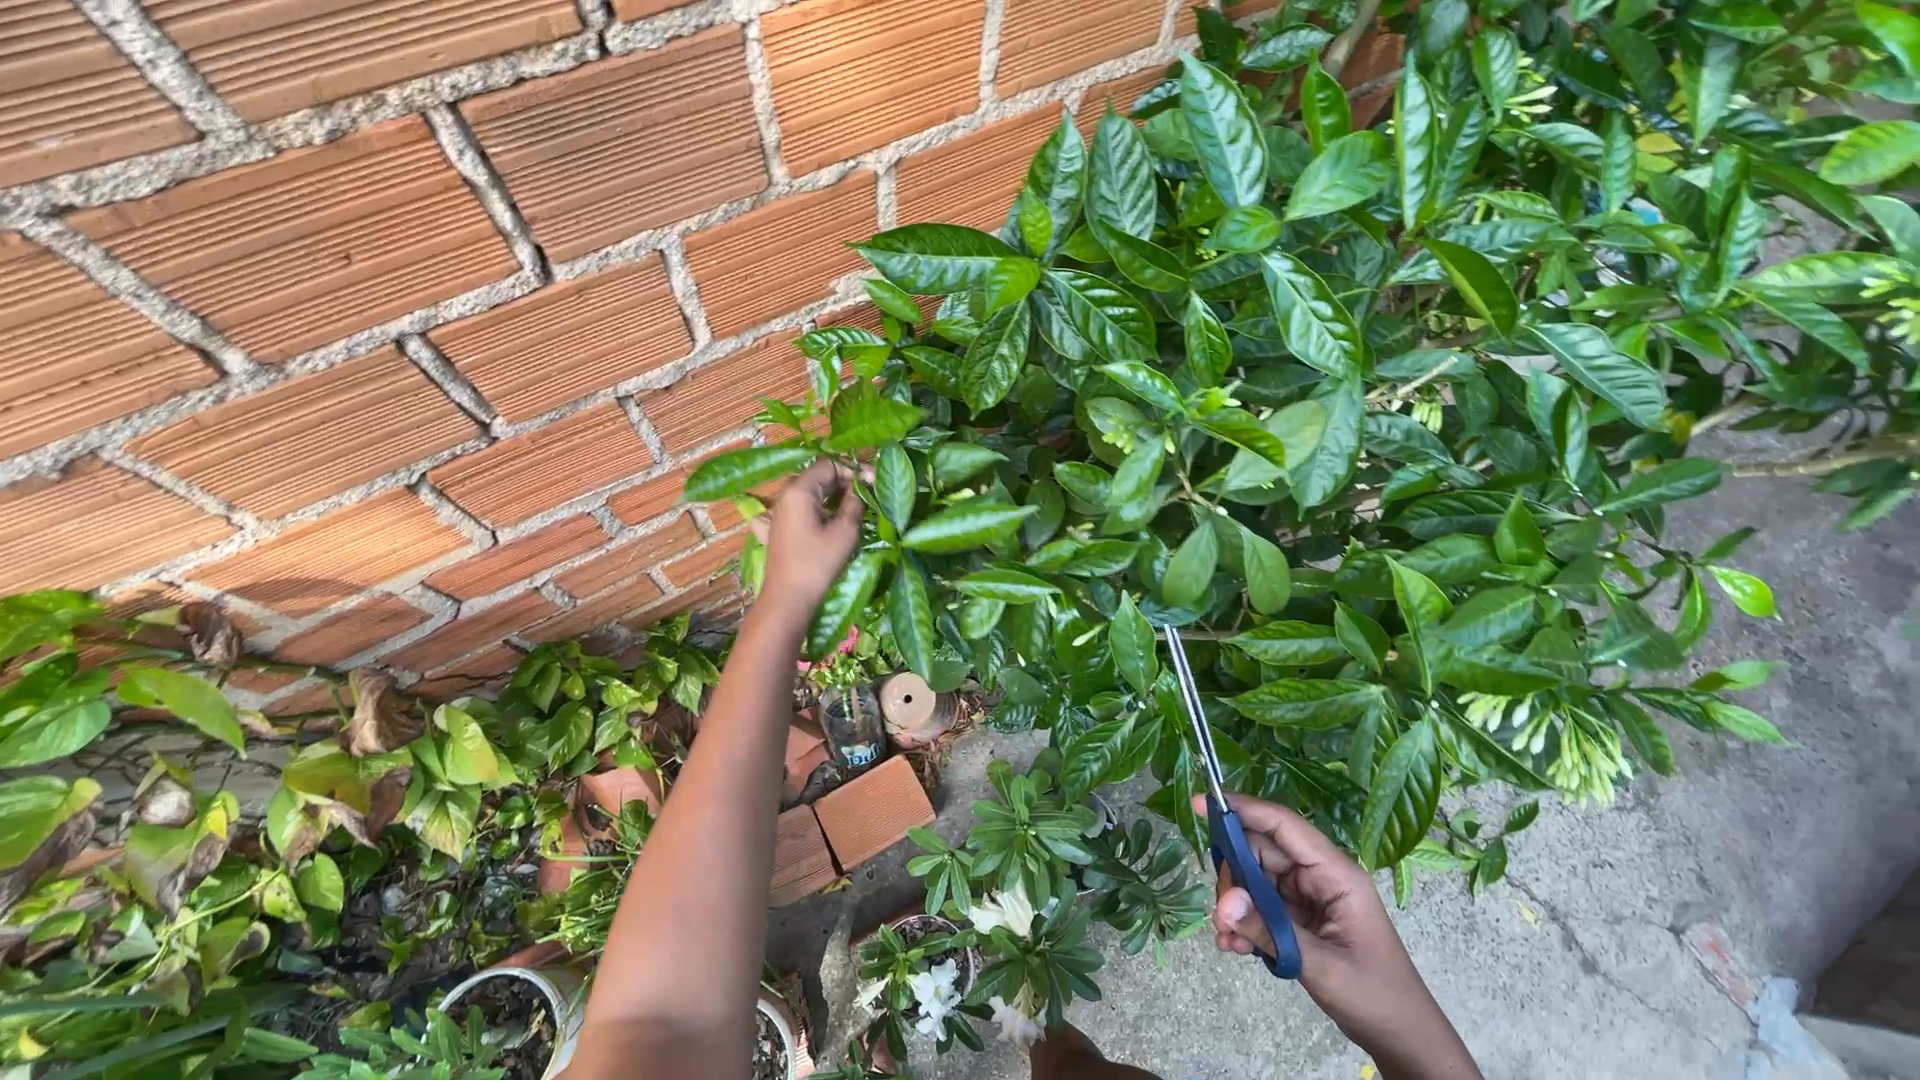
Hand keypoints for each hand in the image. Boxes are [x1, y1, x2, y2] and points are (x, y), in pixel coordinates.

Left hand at [749, 460, 862, 615]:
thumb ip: (855, 502)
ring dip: (832, 497)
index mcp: (799, 490)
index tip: (874, 482)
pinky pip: (797, 509)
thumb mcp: (845, 531)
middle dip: (844, 482)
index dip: (853, 470)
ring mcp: (778, 513)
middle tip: (868, 496)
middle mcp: (785, 496)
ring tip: (854, 508)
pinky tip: (824, 517)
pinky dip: (814, 508)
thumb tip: (863, 485)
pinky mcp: (777, 529)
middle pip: (818, 477)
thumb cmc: (818, 563)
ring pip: (809, 494)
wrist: (789, 599)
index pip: (829, 465)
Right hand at [1194, 794, 1478, 1079]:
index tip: (1203, 802)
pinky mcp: (1299, 919)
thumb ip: (1270, 932)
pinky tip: (1234, 947)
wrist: (1402, 1037)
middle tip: (1219, 911)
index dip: (1244, 809)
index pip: (1284, 826)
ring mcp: (1308, 898)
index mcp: (1336, 874)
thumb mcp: (1322, 966)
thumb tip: (1224, 904)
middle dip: (1233, 876)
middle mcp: (1320, 877)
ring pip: (1256, 881)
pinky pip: (1260, 908)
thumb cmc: (1375, 996)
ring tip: (1226, 937)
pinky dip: (1243, 924)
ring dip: (1234, 905)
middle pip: (1261, 853)